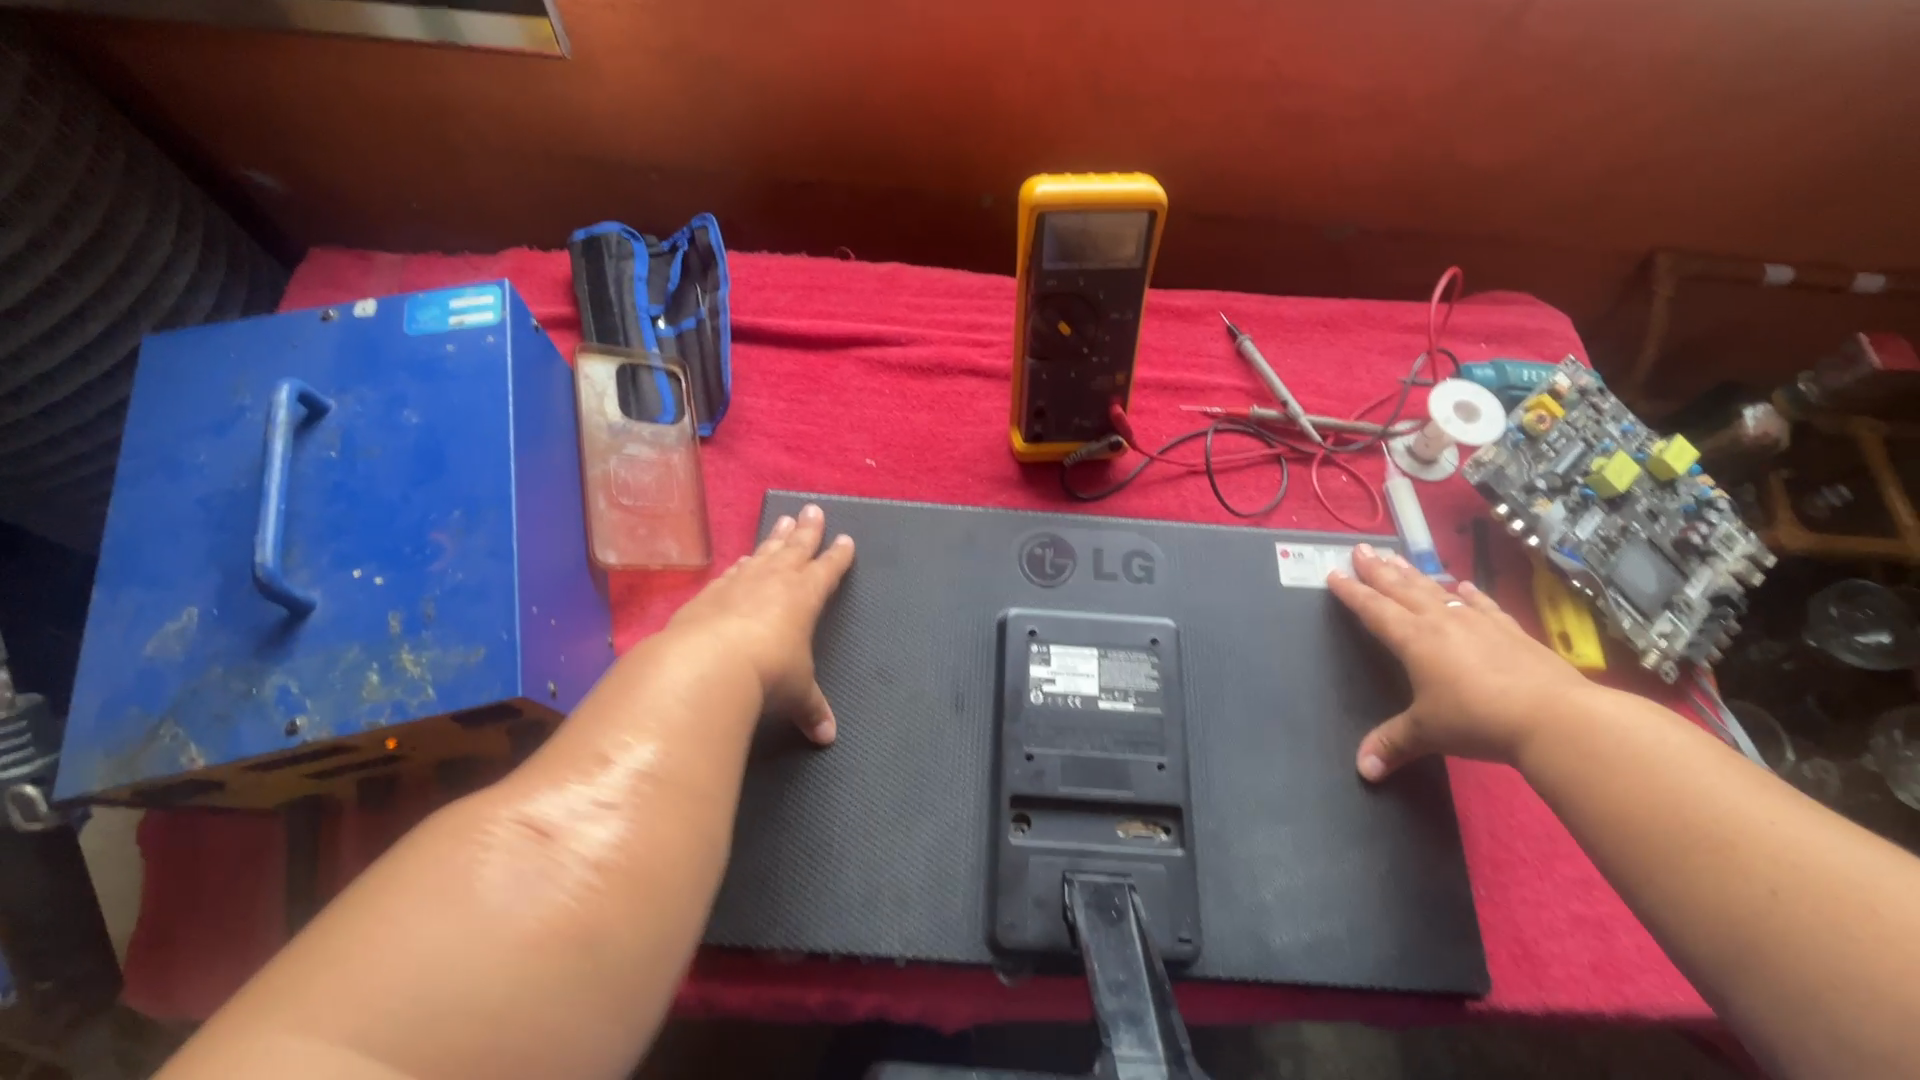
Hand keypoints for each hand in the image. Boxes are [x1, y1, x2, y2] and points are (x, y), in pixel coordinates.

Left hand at [664, 504, 854, 744]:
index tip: (845, 539)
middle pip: (795, 549)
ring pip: (763, 553)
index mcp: (805, 597)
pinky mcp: (709, 594)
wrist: (706, 665)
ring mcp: (739, 583)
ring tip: (782, 521)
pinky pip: (732, 572)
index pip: (827, 571)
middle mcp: (774, 582)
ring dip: (775, 538)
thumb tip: (826, 736)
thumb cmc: (768, 674)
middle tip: (812, 510)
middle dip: (807, 531)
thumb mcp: (797, 694)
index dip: (837, 557)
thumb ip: (811, 709)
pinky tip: (740, 560)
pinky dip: (740, 564)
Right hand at [1327, 543, 1597, 780]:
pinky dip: (1469, 594)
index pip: (1374, 610)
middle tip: (1361, 549)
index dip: (1352, 593)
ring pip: (1437, 590)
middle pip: (1402, 589)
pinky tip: (1463, 585)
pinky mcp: (1510, 631)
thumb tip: (1362, 771)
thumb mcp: (1427, 734)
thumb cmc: (1477, 720)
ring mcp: (1479, 623)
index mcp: (1413, 640)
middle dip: (1378, 570)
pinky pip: (1482, 605)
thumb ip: (1392, 745)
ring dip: (1414, 573)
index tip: (1334, 573)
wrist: (1554, 716)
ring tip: (1397, 557)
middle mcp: (1442, 622)